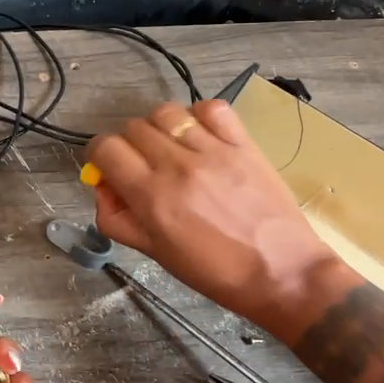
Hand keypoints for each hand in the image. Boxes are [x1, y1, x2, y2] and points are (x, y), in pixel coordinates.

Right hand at [86, 99, 349, 333]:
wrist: (284, 274)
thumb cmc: (215, 272)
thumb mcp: (154, 253)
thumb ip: (117, 219)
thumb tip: (103, 188)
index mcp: (151, 197)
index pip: (104, 148)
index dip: (99, 156)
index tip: (109, 168)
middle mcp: (177, 166)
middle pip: (132, 127)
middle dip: (128, 144)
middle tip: (143, 165)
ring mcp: (213, 151)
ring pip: (166, 112)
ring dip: (159, 127)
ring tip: (171, 147)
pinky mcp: (243, 144)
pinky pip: (211, 108)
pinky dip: (199, 116)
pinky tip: (202, 137)